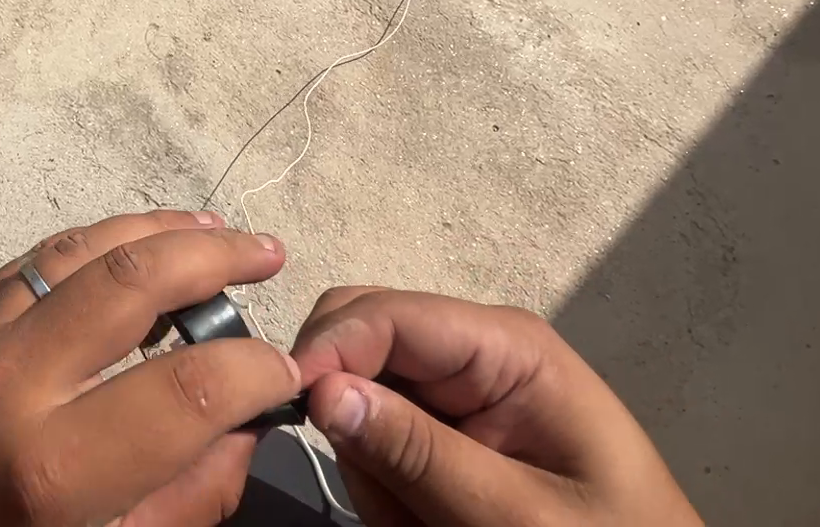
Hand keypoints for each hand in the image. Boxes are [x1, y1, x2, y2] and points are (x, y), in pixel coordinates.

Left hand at [0, 210, 300, 526]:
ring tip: (217, 229)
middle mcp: (14, 379)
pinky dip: (105, 236)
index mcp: (52, 467)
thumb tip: (248, 418)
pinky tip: (144, 236)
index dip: (254, 373)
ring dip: (161, 227)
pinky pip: (46, 252)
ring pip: (85, 246)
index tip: (286, 370)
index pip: (183, 391)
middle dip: (214, 258)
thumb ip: (190, 495)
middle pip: (131, 282)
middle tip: (267, 253)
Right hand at [290, 288, 701, 525]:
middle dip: (344, 403)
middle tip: (374, 489)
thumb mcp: (524, 522)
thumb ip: (422, 455)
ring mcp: (453, 379)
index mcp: (502, 343)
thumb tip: (321, 392)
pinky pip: (373, 427)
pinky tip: (421, 519)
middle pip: (358, 332)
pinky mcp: (442, 416)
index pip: (384, 314)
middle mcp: (469, 344)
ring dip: (366, 460)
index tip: (295, 411)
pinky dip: (378, 477)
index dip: (330, 349)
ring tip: (419, 525)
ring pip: (353, 383)